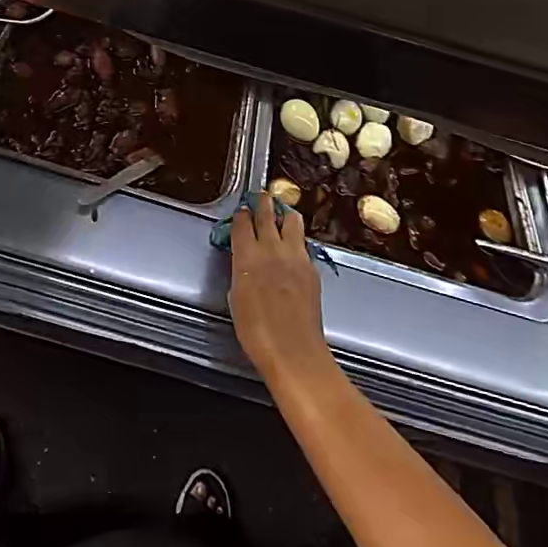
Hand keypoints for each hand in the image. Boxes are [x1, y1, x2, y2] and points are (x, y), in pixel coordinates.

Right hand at [228, 193, 329, 386]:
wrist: (292, 350)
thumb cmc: (256, 330)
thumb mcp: (236, 297)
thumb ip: (240, 271)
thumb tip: (244, 262)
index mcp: (247, 255)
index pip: (242, 223)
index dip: (240, 214)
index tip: (240, 210)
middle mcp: (272, 249)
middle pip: (268, 214)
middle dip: (263, 203)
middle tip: (261, 196)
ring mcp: (295, 256)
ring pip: (292, 221)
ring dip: (284, 214)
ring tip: (281, 213)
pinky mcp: (312, 268)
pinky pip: (303, 243)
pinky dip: (296, 238)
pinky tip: (293, 244)